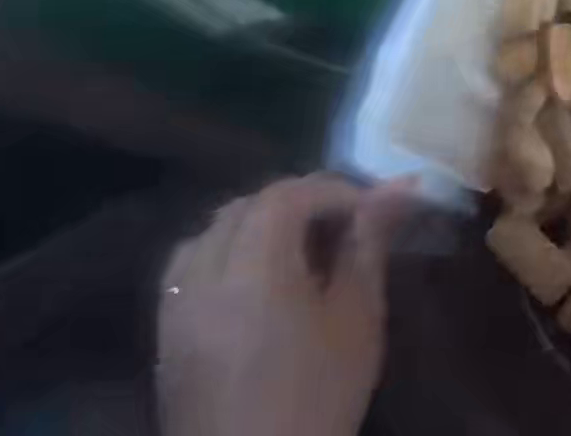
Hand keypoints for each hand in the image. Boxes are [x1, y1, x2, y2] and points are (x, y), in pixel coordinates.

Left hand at [156, 174, 416, 435]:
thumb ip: (370, 240)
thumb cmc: (321, 383)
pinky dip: (232, 247)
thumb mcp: (359, 309)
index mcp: (253, 274)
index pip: (286, 196)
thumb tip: (401, 185)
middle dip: (303, 199)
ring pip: (213, 231)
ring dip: (263, 220)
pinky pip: (192, 264)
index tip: (376, 209)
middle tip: (350, 219)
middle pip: (246, 206)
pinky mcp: (169, 333)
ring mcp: (177, 309)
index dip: (336, 189)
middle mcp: (203, 282)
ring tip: (310, 241)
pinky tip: (268, 272)